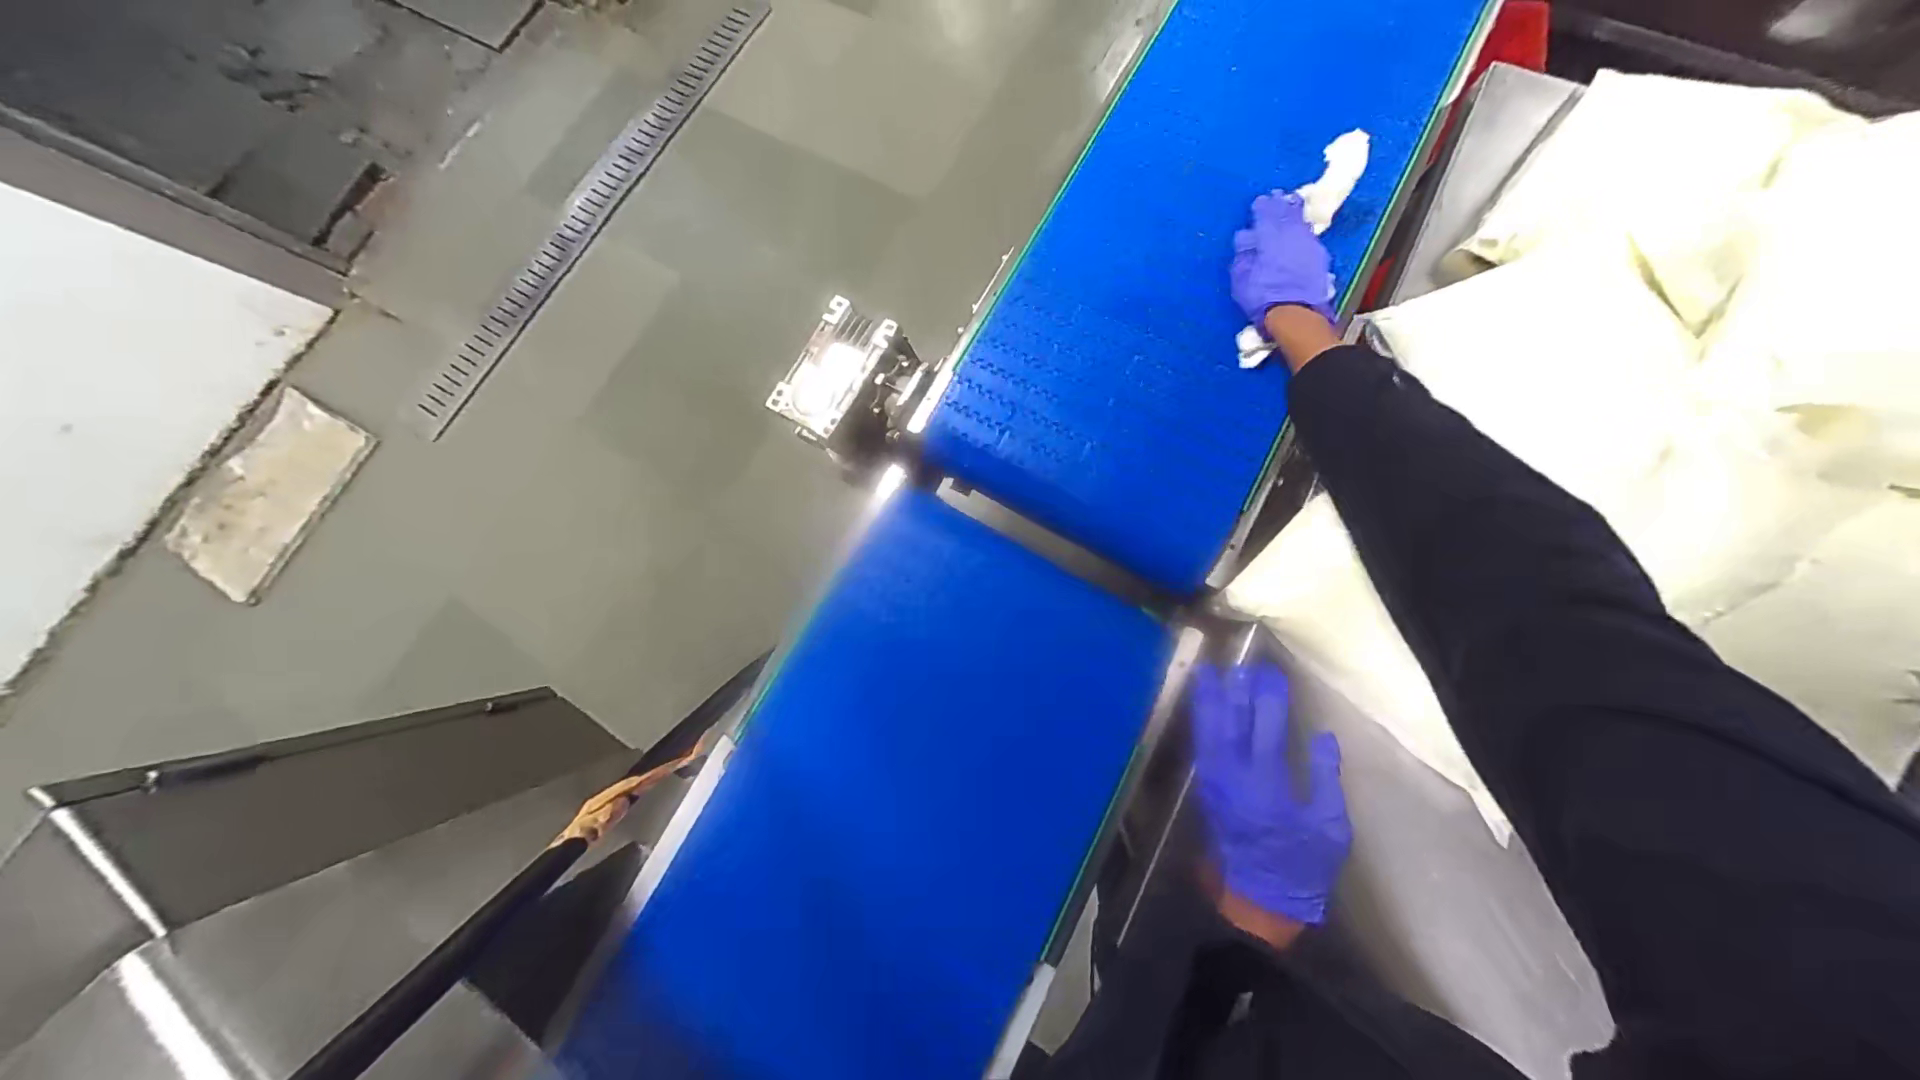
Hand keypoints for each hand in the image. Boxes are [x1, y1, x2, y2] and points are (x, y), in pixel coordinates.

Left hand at [1190, 661, 1350, 929]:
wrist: (1260, 896)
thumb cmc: (1303, 864)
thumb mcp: (1330, 827)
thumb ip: (1325, 779)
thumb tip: (1323, 737)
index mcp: (1268, 786)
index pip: (1267, 729)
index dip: (1270, 698)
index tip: (1272, 672)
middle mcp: (1234, 776)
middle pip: (1231, 723)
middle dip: (1235, 690)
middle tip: (1238, 662)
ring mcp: (1214, 780)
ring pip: (1207, 730)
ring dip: (1206, 699)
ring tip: (1205, 671)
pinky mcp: (1205, 786)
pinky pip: (1199, 744)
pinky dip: (1199, 721)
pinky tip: (1200, 704)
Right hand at [1230, 191, 1336, 325]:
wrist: (1296, 313)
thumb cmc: (1262, 297)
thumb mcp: (1242, 279)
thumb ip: (1244, 255)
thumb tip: (1245, 238)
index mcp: (1270, 237)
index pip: (1266, 215)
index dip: (1262, 206)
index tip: (1260, 201)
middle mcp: (1292, 235)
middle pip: (1287, 213)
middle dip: (1282, 205)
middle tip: (1279, 197)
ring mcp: (1308, 245)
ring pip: (1300, 223)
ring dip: (1294, 215)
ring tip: (1291, 209)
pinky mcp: (1320, 257)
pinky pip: (1309, 237)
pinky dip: (1303, 232)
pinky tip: (1301, 233)